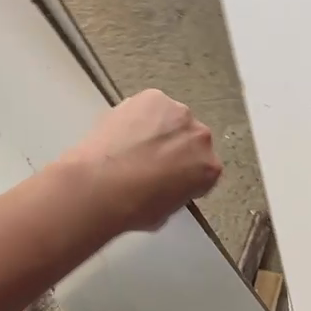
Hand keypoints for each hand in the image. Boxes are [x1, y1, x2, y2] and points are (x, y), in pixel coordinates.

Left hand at [62, 89, 222, 230]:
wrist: (102, 185)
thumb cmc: (131, 205)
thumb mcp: (165, 212)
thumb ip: (176, 191)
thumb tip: (164, 185)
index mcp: (209, 168)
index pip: (204, 166)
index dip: (185, 171)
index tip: (171, 175)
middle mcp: (200, 136)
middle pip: (190, 138)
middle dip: (174, 146)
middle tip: (149, 159)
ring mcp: (178, 113)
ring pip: (170, 118)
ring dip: (157, 128)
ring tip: (131, 145)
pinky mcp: (154, 98)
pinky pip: (149, 104)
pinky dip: (138, 114)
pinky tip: (123, 130)